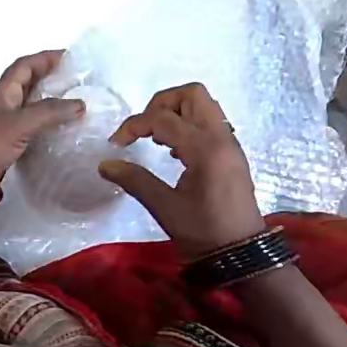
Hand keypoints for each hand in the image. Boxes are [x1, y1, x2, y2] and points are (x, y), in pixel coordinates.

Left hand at [0, 50, 84, 176]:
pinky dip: (46, 125)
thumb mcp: (20, 123)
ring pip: (31, 106)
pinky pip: (31, 127)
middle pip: (29, 83)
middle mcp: (3, 103)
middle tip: (75, 81)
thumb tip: (80, 104)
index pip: (25, 65)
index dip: (45, 58)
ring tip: (74, 104)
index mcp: (2, 91)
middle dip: (50, 78)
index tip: (68, 57)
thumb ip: (50, 112)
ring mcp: (4, 124)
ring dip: (50, 103)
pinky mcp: (7, 143)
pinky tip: (61, 130)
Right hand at [98, 83, 266, 256]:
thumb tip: (105, 164)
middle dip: (161, 104)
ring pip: (204, 105)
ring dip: (176, 112)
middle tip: (143, 130)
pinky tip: (174, 151)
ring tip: (156, 139)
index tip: (116, 144)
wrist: (241, 253)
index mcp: (205, 149)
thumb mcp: (165, 208)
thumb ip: (135, 181)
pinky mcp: (232, 152)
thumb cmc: (203, 232)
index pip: (163, 118)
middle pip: (192, 94)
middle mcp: (221, 137)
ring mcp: (230, 143)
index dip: (134, 126)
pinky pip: (211, 121)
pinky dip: (189, 124)